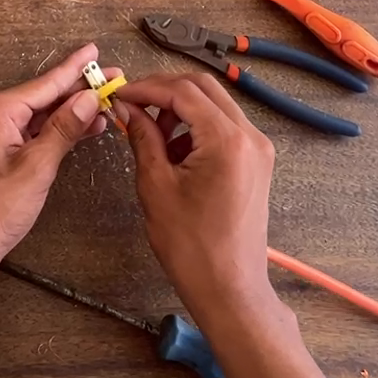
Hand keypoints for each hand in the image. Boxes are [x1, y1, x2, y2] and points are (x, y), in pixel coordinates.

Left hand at [0, 44, 109, 272]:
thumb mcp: (36, 167)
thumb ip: (64, 129)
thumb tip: (87, 98)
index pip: (46, 83)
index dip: (76, 68)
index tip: (94, 50)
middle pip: (45, 95)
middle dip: (79, 89)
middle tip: (111, 79)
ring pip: (40, 114)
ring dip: (71, 111)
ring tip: (104, 104)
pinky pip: (32, 130)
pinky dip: (57, 129)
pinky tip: (81, 128)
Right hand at [114, 72, 276, 311]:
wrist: (230, 290)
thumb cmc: (191, 246)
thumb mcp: (155, 185)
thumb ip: (142, 137)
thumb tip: (127, 107)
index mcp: (226, 140)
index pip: (182, 91)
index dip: (146, 87)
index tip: (120, 94)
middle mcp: (250, 136)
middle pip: (202, 87)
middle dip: (164, 89)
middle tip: (133, 103)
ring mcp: (257, 148)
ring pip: (214, 103)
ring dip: (180, 106)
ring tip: (151, 132)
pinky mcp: (256, 161)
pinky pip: (223, 125)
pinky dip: (196, 124)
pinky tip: (173, 149)